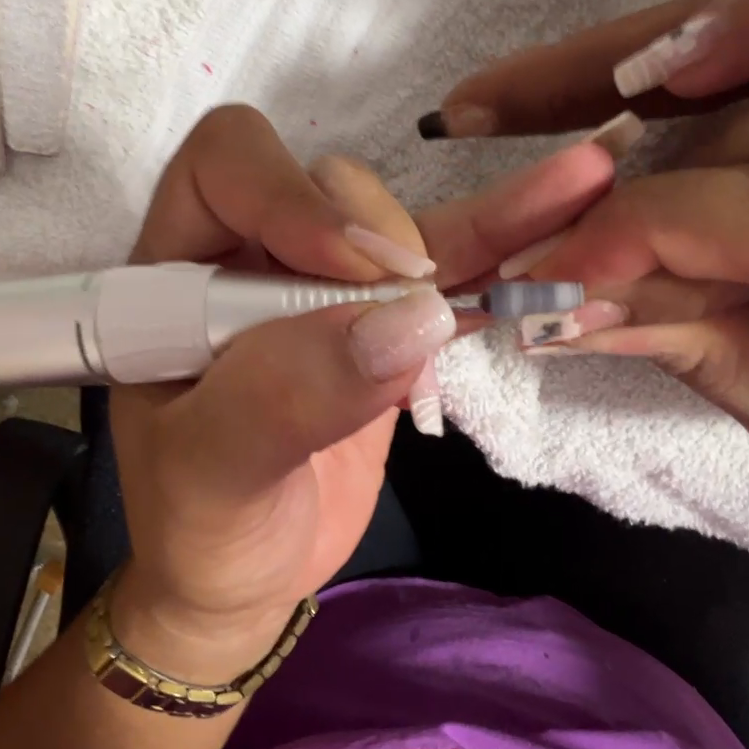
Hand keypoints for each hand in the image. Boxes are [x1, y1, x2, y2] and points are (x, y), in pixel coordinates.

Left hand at [108, 107, 612, 681]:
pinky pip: (442, 283)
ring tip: (573, 190)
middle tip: (418, 293)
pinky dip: (499, 261)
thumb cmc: (200, 531)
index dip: (288, 196)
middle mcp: (247, 264)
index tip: (350, 271)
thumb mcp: (212, 474)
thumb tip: (408, 320)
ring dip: (478, 219)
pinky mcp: (379, 332)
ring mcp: (319, 295)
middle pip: (322, 187)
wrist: (241, 575)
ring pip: (397, 226)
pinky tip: (564, 236)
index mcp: (174, 278)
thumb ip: (284, 397)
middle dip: (381, 228)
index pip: (223, 173)